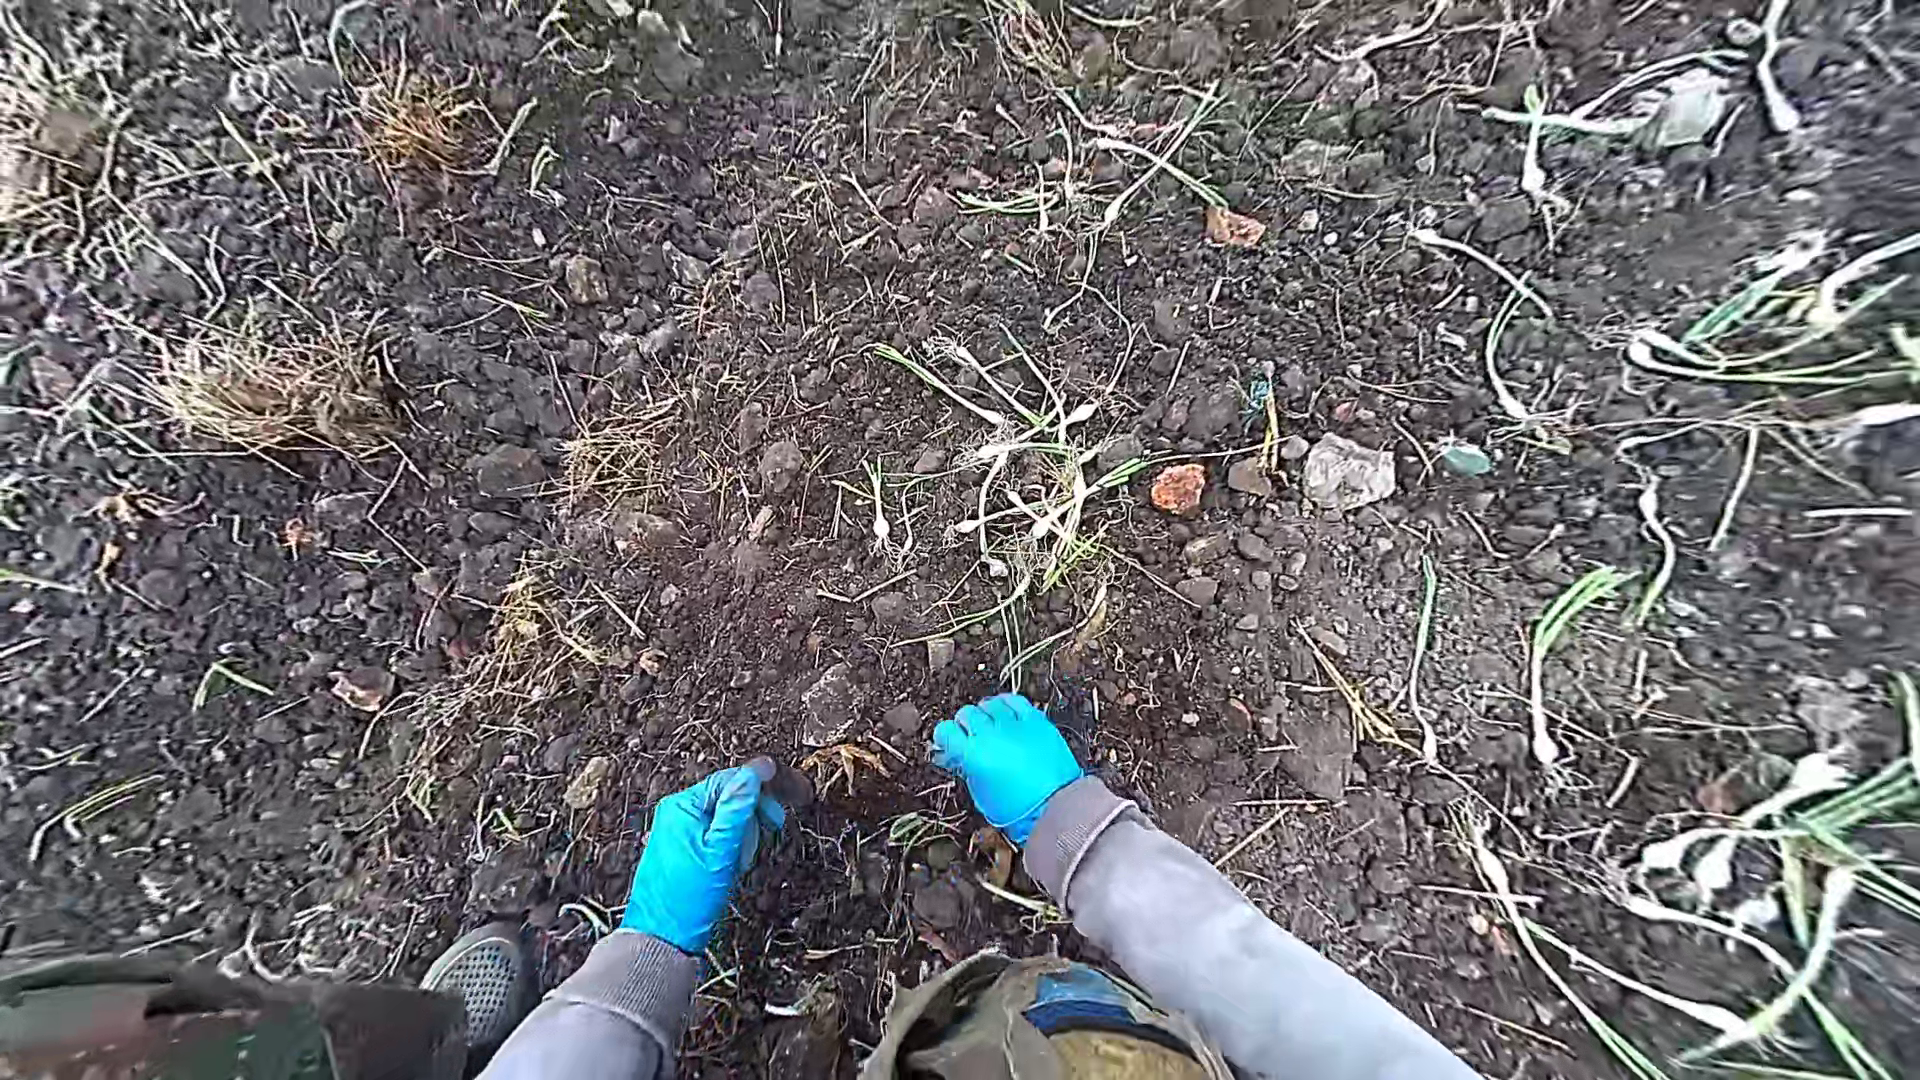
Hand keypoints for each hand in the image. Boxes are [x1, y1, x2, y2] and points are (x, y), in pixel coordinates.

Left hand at [620, 766, 784, 952]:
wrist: (661, 942)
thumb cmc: (687, 899)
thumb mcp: (721, 848)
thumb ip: (739, 806)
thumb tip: (757, 770)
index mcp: (683, 805)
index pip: (731, 779)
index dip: (761, 788)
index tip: (785, 796)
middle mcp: (678, 812)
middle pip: (729, 795)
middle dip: (753, 812)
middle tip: (773, 825)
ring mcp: (679, 829)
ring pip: (726, 814)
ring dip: (744, 830)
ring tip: (745, 855)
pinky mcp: (683, 846)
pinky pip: (716, 831)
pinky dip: (732, 842)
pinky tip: (735, 860)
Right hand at [932, 693, 1082, 844]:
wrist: (1056, 807)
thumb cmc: (1018, 811)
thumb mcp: (981, 794)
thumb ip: (966, 768)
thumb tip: (956, 754)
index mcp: (973, 755)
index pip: (946, 731)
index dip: (946, 735)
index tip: (950, 740)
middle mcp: (990, 735)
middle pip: (967, 713)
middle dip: (965, 724)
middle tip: (971, 735)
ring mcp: (1013, 725)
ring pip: (989, 704)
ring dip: (986, 713)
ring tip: (990, 724)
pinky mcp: (1035, 720)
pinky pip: (1015, 701)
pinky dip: (1006, 704)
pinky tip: (1006, 712)